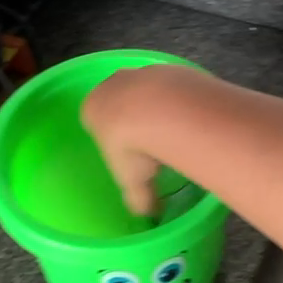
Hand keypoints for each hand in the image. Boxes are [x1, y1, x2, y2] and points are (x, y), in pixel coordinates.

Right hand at [81, 65, 191, 216]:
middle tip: (151, 142)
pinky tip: (190, 115)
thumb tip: (150, 215)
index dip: (111, 135)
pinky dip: (180, 98)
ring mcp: (142, 72)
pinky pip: (173, 85)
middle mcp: (113, 85)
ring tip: (175, 130)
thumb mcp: (133, 181)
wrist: (164, 111)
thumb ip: (139, 197)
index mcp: (92, 109)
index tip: (126, 151)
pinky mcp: (169, 67)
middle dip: (134, 117)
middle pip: (120, 99)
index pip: (94, 119)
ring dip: (158, 105)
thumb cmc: (134, 149)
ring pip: (147, 88)